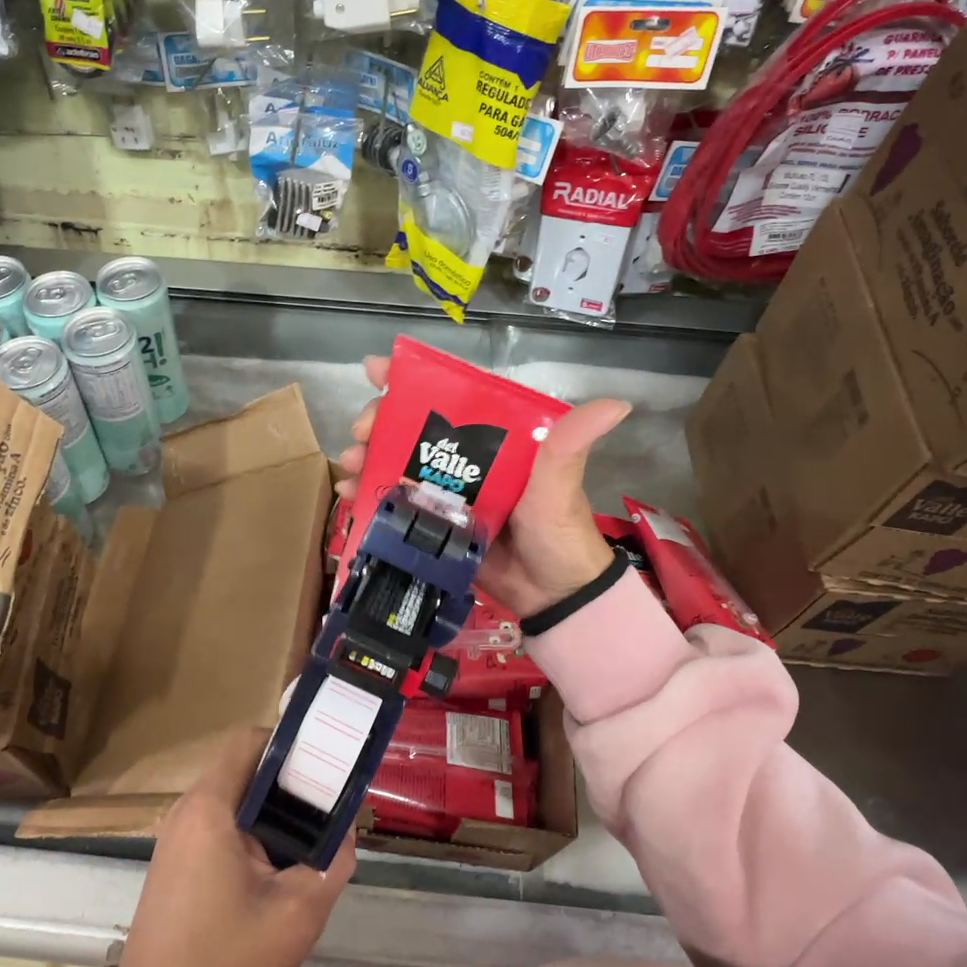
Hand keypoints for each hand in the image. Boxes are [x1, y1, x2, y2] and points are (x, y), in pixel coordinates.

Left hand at [107, 729, 355, 966]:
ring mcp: (175, 839)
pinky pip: (219, 827)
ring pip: (234, 801)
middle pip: (244, 770)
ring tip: (311, 838)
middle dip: (291, 782)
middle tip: (331, 806)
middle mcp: (186, 812)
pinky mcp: (174, 865)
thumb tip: (346, 823)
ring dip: (273, 812)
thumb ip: (332, 858)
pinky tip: (278, 867)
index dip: (292, 744)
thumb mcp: (298, 913)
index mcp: (209, 808)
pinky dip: (252, 833)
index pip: (250, 741)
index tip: (328, 765)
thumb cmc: (227, 963)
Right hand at [335, 355, 628, 618]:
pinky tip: (349, 494)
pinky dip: (368, 494)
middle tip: (362, 430)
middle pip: (412, 426)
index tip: (376, 369)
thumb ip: (572, 446)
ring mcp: (445, 491)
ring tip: (348, 462)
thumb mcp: (560, 486)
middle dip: (379, 420)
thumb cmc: (559, 532)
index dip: (411, 379)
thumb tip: (618, 403)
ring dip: (366, 455)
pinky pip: (394, 502)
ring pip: (395, 461)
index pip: (451, 397)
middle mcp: (466, 459)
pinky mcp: (431, 523)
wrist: (552, 597)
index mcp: (494, 439)